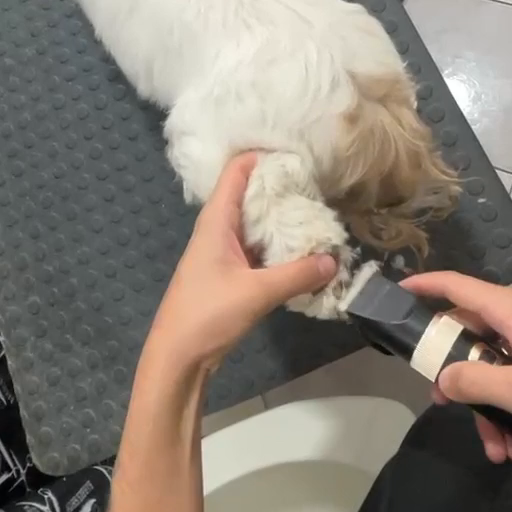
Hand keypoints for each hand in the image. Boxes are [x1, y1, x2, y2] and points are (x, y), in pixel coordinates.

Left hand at [144, 153, 337, 373]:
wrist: (177, 357)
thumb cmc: (207, 314)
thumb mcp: (256, 293)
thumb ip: (297, 275)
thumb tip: (334, 260)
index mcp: (216, 220)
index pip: (237, 170)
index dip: (263, 155)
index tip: (296, 154)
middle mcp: (219, 228)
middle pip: (250, 193)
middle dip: (280, 187)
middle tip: (317, 183)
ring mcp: (224, 251)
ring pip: (256, 222)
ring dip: (281, 218)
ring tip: (317, 211)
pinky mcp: (230, 273)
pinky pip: (258, 248)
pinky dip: (278, 245)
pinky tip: (304, 250)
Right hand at [402, 272, 511, 462]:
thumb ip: (476, 382)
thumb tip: (442, 377)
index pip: (456, 285)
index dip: (423, 285)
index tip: (396, 292)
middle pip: (470, 333)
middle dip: (459, 375)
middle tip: (443, 403)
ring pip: (491, 361)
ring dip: (488, 403)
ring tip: (497, 447)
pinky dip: (508, 404)